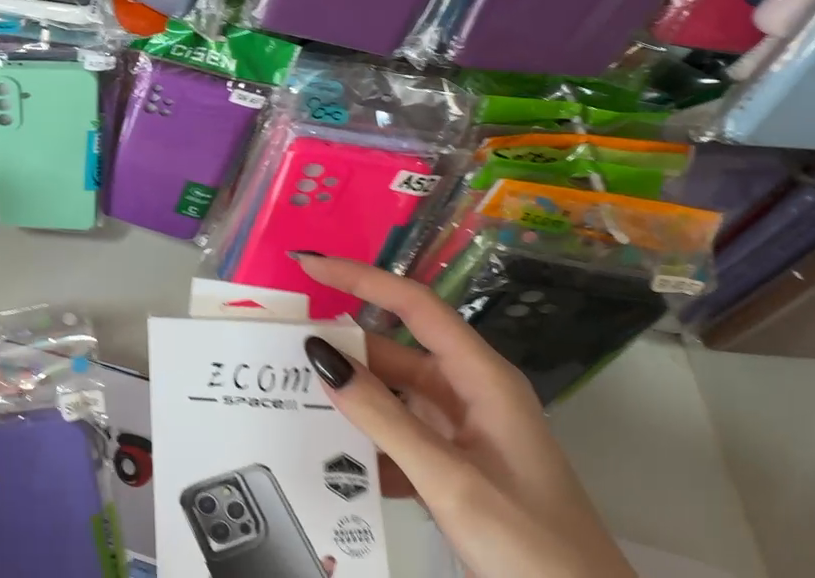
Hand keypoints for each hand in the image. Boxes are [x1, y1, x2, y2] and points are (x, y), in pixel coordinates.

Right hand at [294, 254, 635, 577]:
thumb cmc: (534, 548)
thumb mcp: (450, 481)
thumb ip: (382, 418)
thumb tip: (319, 356)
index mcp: (484, 380)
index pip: (414, 306)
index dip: (360, 278)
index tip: (306, 266)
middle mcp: (472, 395)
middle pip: (393, 351)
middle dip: (341, 349)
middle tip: (280, 351)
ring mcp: (464, 432)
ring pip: (390, 395)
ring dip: (349, 400)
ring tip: (291, 400)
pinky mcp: (455, 466)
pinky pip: (397, 435)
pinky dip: (365, 442)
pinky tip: (332, 460)